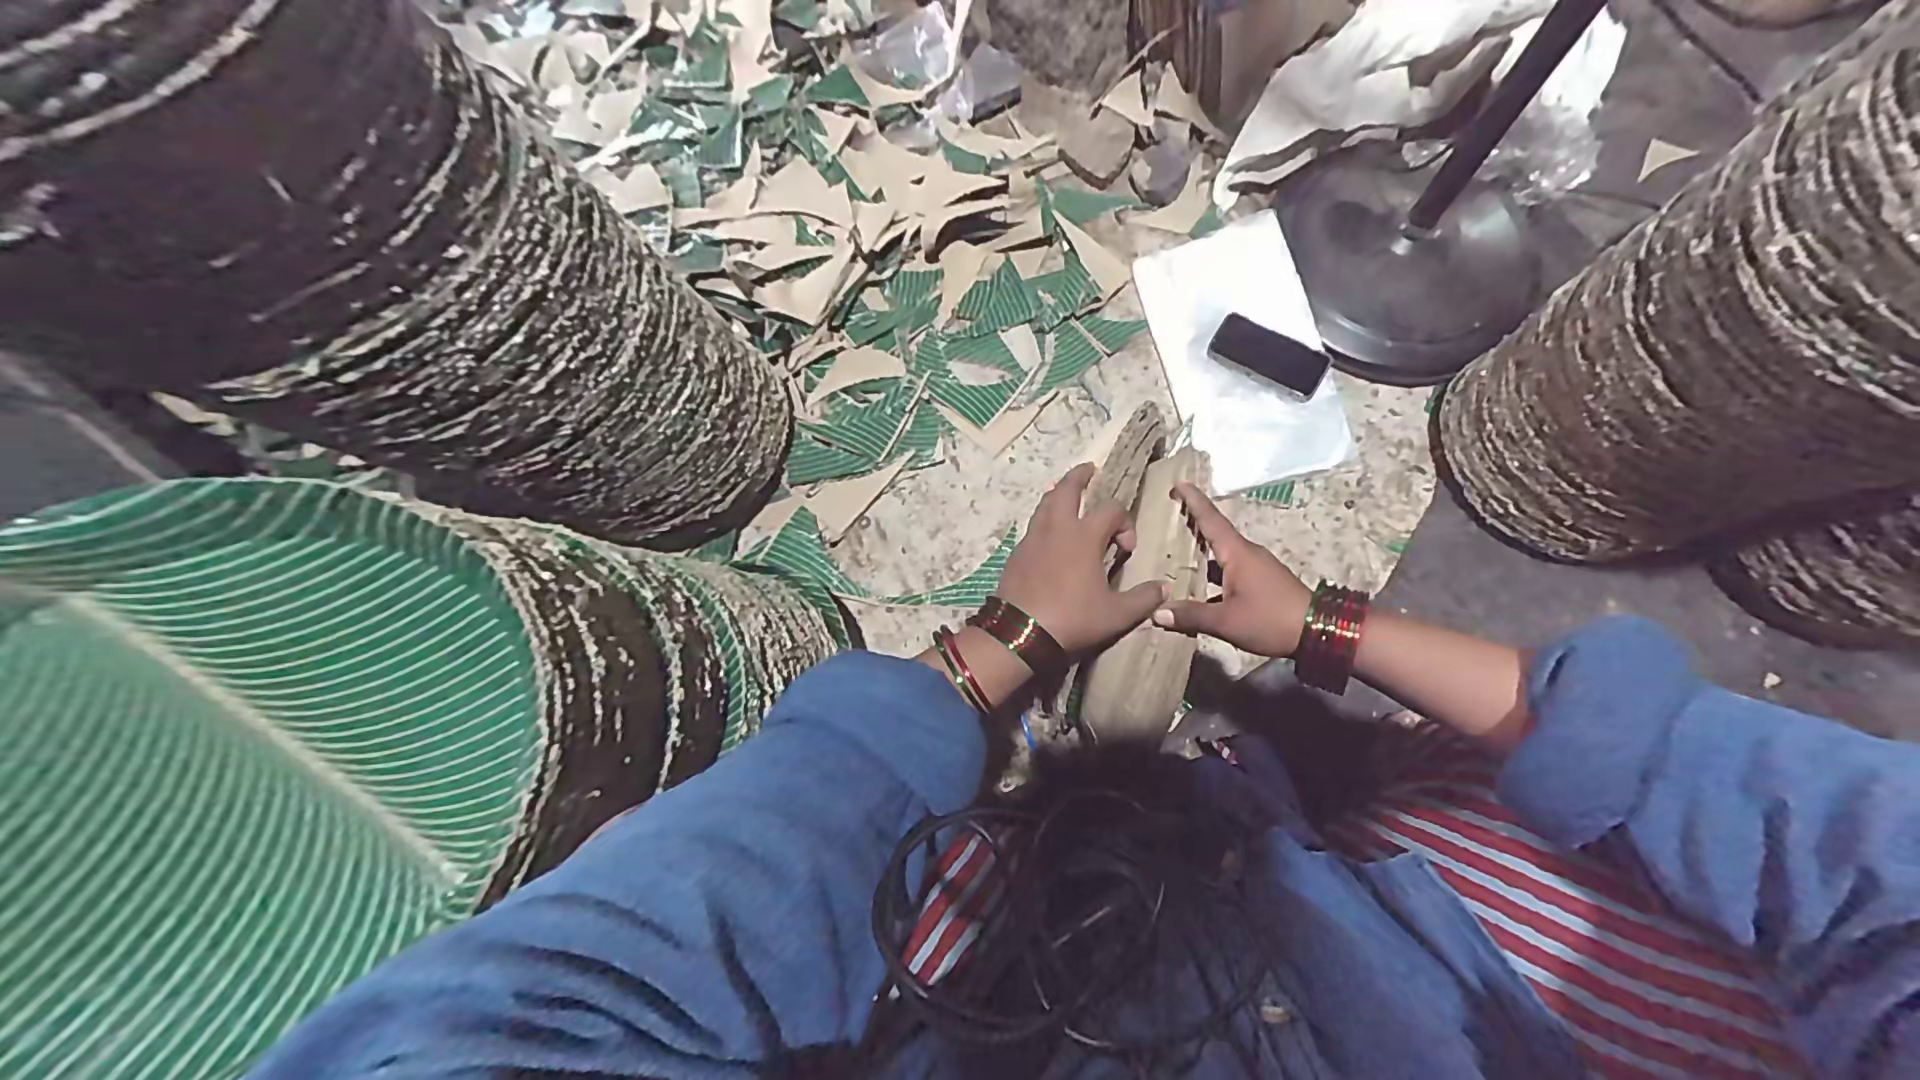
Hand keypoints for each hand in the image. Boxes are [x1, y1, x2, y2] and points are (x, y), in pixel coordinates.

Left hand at [996, 463, 1167, 654]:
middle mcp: (1056, 528)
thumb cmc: (1072, 619)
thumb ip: (1143, 598)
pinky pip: (1033, 527)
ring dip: (1058, 495)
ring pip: (1045, 504)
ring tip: (1066, 495)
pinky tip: (1049, 536)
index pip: (1111, 510)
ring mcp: (1032, 539)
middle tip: (1089, 470)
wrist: (1020, 633)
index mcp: (1083, 536)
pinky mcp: (1016, 553)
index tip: (1127, 550)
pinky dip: (1044, 521)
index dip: (1125, 523)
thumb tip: (1164, 588)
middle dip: (1079, 476)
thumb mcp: (1116, 615)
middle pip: (1066, 489)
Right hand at [1151, 482, 1311, 656]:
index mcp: (1238, 554)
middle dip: (1194, 521)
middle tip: (1172, 510)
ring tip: (1178, 549)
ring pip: (1222, 553)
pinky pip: (1229, 569)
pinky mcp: (1262, 582)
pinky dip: (1211, 570)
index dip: (1194, 502)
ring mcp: (1257, 568)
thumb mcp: (1226, 621)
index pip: (1211, 520)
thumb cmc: (1271, 619)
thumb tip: (1156, 613)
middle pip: (1215, 532)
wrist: (1321, 633)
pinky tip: (1199, 585)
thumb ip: (1191, 615)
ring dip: (1202, 548)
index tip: (1179, 483)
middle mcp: (1247, 554)